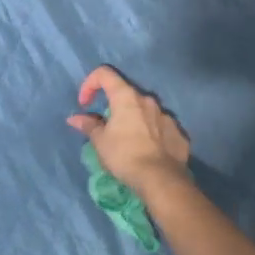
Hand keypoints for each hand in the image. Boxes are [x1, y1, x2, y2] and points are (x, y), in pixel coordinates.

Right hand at [70, 65, 191, 195]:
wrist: (162, 180)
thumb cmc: (125, 155)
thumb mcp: (100, 141)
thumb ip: (88, 125)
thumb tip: (75, 118)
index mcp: (126, 97)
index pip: (105, 74)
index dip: (90, 84)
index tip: (85, 104)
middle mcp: (148, 100)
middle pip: (126, 94)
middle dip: (114, 107)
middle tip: (107, 127)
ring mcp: (167, 116)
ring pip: (145, 111)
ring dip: (134, 120)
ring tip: (129, 141)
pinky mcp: (179, 133)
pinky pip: (161, 127)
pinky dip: (152, 134)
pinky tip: (148, 151)